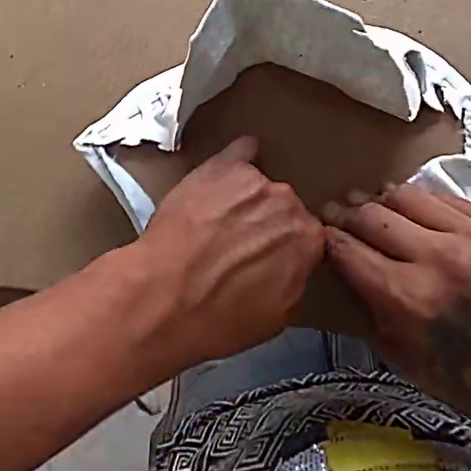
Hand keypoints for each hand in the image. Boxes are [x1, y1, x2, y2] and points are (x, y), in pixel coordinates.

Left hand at [124, 137, 325, 369]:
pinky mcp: (220, 167)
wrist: (163, 297)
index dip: (287, 248)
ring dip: (246, 198)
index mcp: (307, 240)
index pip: (308, 236)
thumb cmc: (217, 317)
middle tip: (239, 244)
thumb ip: (294, 282)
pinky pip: (239, 152)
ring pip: (258, 185)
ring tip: (217, 221)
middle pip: (284, 207)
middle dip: (267, 222)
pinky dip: (239, 156)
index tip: (271, 257)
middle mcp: (287, 203)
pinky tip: (235, 161)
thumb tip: (289, 269)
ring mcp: (253, 180)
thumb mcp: (275, 319)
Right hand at [322, 183, 470, 419]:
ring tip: (372, 203)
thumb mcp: (395, 350)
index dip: (327, 236)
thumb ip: (363, 300)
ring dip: (382, 200)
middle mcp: (442, 260)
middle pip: (372, 215)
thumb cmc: (458, 374)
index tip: (319, 228)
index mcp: (410, 298)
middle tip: (337, 210)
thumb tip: (335, 256)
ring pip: (406, 195)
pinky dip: (423, 205)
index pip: (348, 248)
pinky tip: (414, 213)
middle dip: (347, 212)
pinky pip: (445, 199)